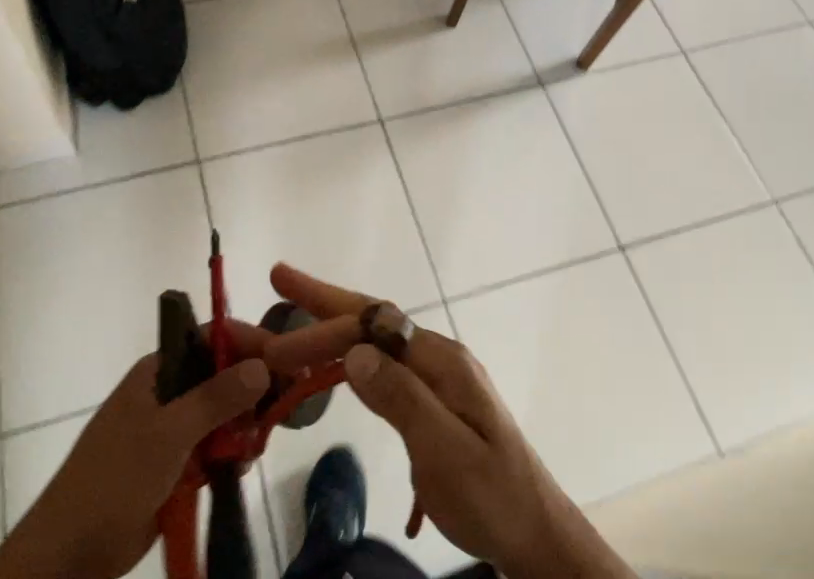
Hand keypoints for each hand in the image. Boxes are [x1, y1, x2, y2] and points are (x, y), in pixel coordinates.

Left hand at [0, 324, 272, 578]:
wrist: (72, 550)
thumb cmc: (114, 479)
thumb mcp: (167, 434)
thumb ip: (216, 398)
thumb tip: (263, 364)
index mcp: (158, 371)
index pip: (212, 338)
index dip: (250, 343)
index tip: (287, 359)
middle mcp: (168, 392)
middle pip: (223, 375)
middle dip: (253, 389)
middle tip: (282, 408)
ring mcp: (172, 429)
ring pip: (224, 413)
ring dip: (244, 426)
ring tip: (257, 444)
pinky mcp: (177, 463)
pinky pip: (216, 446)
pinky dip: (231, 453)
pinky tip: (240, 466)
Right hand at [264, 266, 634, 578]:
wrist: (536, 532)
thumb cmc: (493, 496)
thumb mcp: (447, 453)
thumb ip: (403, 400)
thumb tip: (355, 351)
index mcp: (443, 363)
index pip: (374, 325)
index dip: (324, 329)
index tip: (277, 348)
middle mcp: (439, 359)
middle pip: (373, 319)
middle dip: (322, 305)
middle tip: (276, 281)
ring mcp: (437, 378)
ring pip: (375, 341)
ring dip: (331, 328)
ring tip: (291, 315)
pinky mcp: (433, 401)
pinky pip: (383, 366)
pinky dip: (349, 358)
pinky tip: (331, 362)